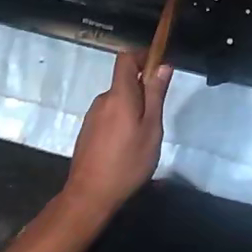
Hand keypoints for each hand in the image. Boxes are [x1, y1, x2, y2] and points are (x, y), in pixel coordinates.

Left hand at [61, 50, 172, 217]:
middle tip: (159, 112)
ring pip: (119, 100)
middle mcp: (102, 100)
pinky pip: (110, 114)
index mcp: (119, 95)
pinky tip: (129, 144)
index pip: (125, 59)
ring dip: (134, 107)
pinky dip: (123, 119)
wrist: (90, 196)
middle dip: (143, 88)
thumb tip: (163, 66)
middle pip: (124, 81)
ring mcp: (92, 116)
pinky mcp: (88, 131)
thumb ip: (156, 95)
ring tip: (146, 133)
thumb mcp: (152, 128)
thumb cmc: (128, 161)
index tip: (160, 66)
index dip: (143, 56)